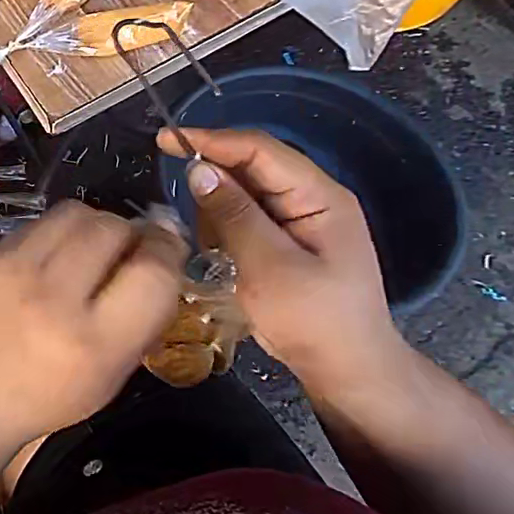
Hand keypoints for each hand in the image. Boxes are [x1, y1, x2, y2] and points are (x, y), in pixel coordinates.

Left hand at [0, 201, 187, 445]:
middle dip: (134, 234)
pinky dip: (66, 229)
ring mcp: (20, 272)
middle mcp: (56, 300)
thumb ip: (148, 310)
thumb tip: (167, 241)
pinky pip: (48, 219)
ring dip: (100, 225)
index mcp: (95, 343)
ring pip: (80, 213)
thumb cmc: (60, 390)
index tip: (170, 249)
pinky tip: (64, 253)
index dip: (169, 250)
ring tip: (98, 249)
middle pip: (115, 229)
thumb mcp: (118, 368)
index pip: (152, 272)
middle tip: (132, 250)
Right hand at [158, 128, 405, 394]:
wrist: (348, 373)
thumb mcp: (268, 267)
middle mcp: (310, 199)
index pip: (260, 149)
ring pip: (244, 195)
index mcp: (318, 196)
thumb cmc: (314, 321)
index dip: (212, 140)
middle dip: (215, 185)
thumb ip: (233, 215)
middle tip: (191, 218)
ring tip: (218, 256)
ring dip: (219, 216)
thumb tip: (197, 169)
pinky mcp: (287, 242)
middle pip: (252, 168)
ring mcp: (300, 221)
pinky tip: (226, 261)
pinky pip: (247, 221)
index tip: (165, 140)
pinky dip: (227, 233)